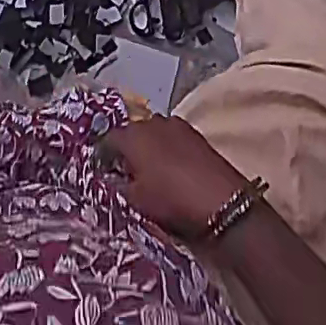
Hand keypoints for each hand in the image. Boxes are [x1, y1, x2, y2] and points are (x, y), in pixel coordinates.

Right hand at [101, 115, 248, 240]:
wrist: (222, 202)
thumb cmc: (171, 199)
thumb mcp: (136, 201)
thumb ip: (117, 185)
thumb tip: (111, 178)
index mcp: (131, 135)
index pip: (107, 140)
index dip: (103, 157)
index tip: (104, 172)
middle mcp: (150, 122)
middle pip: (130, 133)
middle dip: (126, 150)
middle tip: (127, 173)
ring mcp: (174, 124)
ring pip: (152, 133)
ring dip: (148, 146)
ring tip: (152, 170)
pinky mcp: (194, 132)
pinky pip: (171, 137)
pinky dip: (167, 148)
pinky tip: (173, 167)